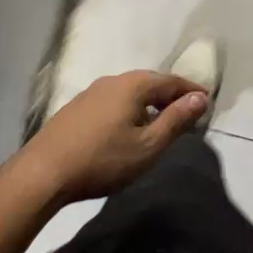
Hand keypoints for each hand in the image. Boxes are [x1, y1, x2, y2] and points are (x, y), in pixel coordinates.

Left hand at [17, 70, 208, 203]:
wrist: (45, 172)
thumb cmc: (103, 160)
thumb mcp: (148, 146)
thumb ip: (176, 120)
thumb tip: (200, 98)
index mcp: (133, 85)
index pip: (171, 81)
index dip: (191, 90)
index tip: (207, 101)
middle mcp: (113, 80)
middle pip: (150, 82)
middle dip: (171, 95)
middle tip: (188, 111)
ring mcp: (91, 92)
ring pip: (130, 91)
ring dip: (149, 102)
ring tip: (161, 121)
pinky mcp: (77, 107)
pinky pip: (114, 100)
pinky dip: (130, 108)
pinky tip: (128, 127)